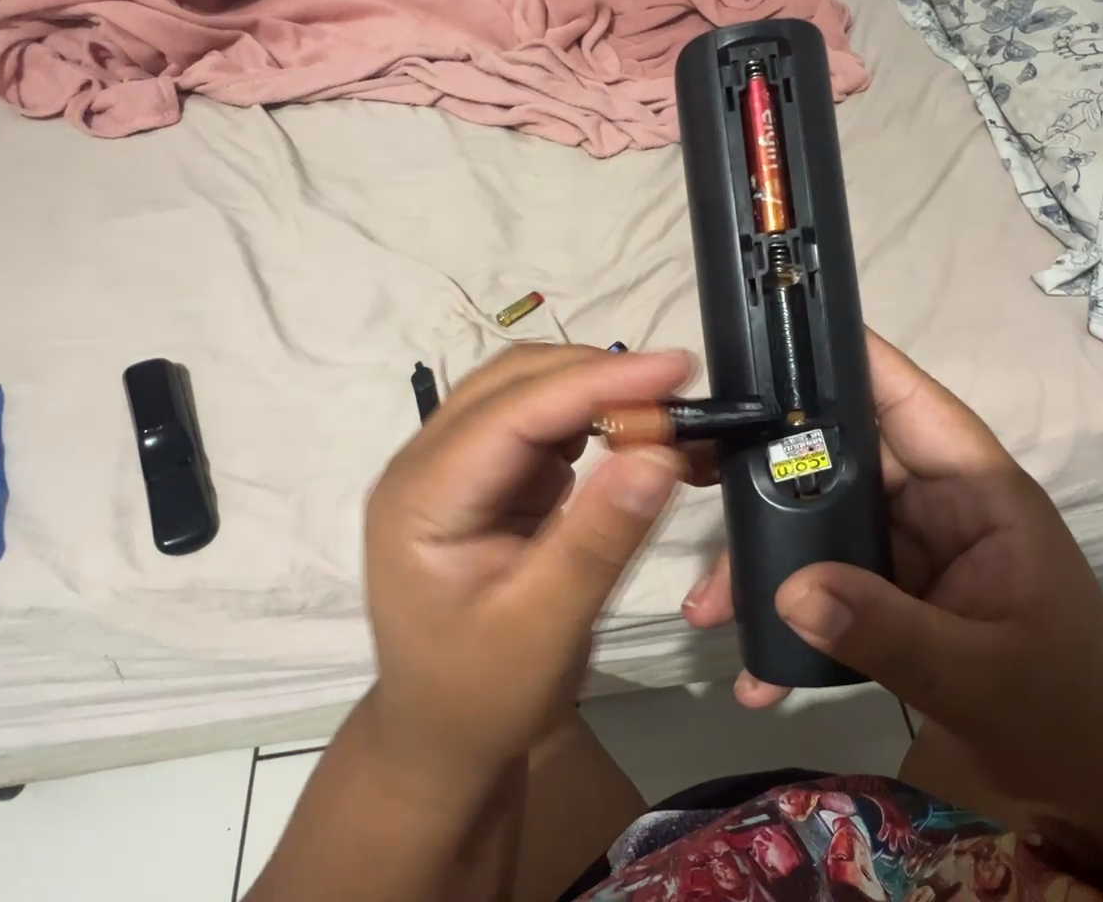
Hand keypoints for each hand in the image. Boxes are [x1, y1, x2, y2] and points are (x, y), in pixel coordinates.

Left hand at [364, 344, 690, 773]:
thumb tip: (660, 453)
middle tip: (682, 394)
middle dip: (599, 376)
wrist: (442, 734)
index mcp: (420, 498)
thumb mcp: (544, 630)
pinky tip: (631, 434)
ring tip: (666, 412)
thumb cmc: (482, 695)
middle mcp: (427, 465)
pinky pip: (541, 426)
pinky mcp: (487, 480)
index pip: (510, 412)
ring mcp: (454, 468)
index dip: (596, 381)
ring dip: (597, 390)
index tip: (676, 368)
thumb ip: (598, 540)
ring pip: (527, 392)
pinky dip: (591, 419)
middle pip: (513, 384)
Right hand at [683, 330, 1102, 821]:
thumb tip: (792, 592)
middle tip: (691, 482)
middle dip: (766, 476)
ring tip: (708, 605)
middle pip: (839, 460)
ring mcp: (906, 549)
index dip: (845, 361)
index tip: (764, 345)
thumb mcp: (982, 676)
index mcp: (975, 490)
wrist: (1095, 787)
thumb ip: (890, 632)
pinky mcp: (886, 593)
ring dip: (762, 558)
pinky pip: (822, 582)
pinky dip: (784, 612)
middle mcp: (934, 504)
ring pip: (818, 523)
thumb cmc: (1068, 714)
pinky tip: (752, 665)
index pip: (907, 401)